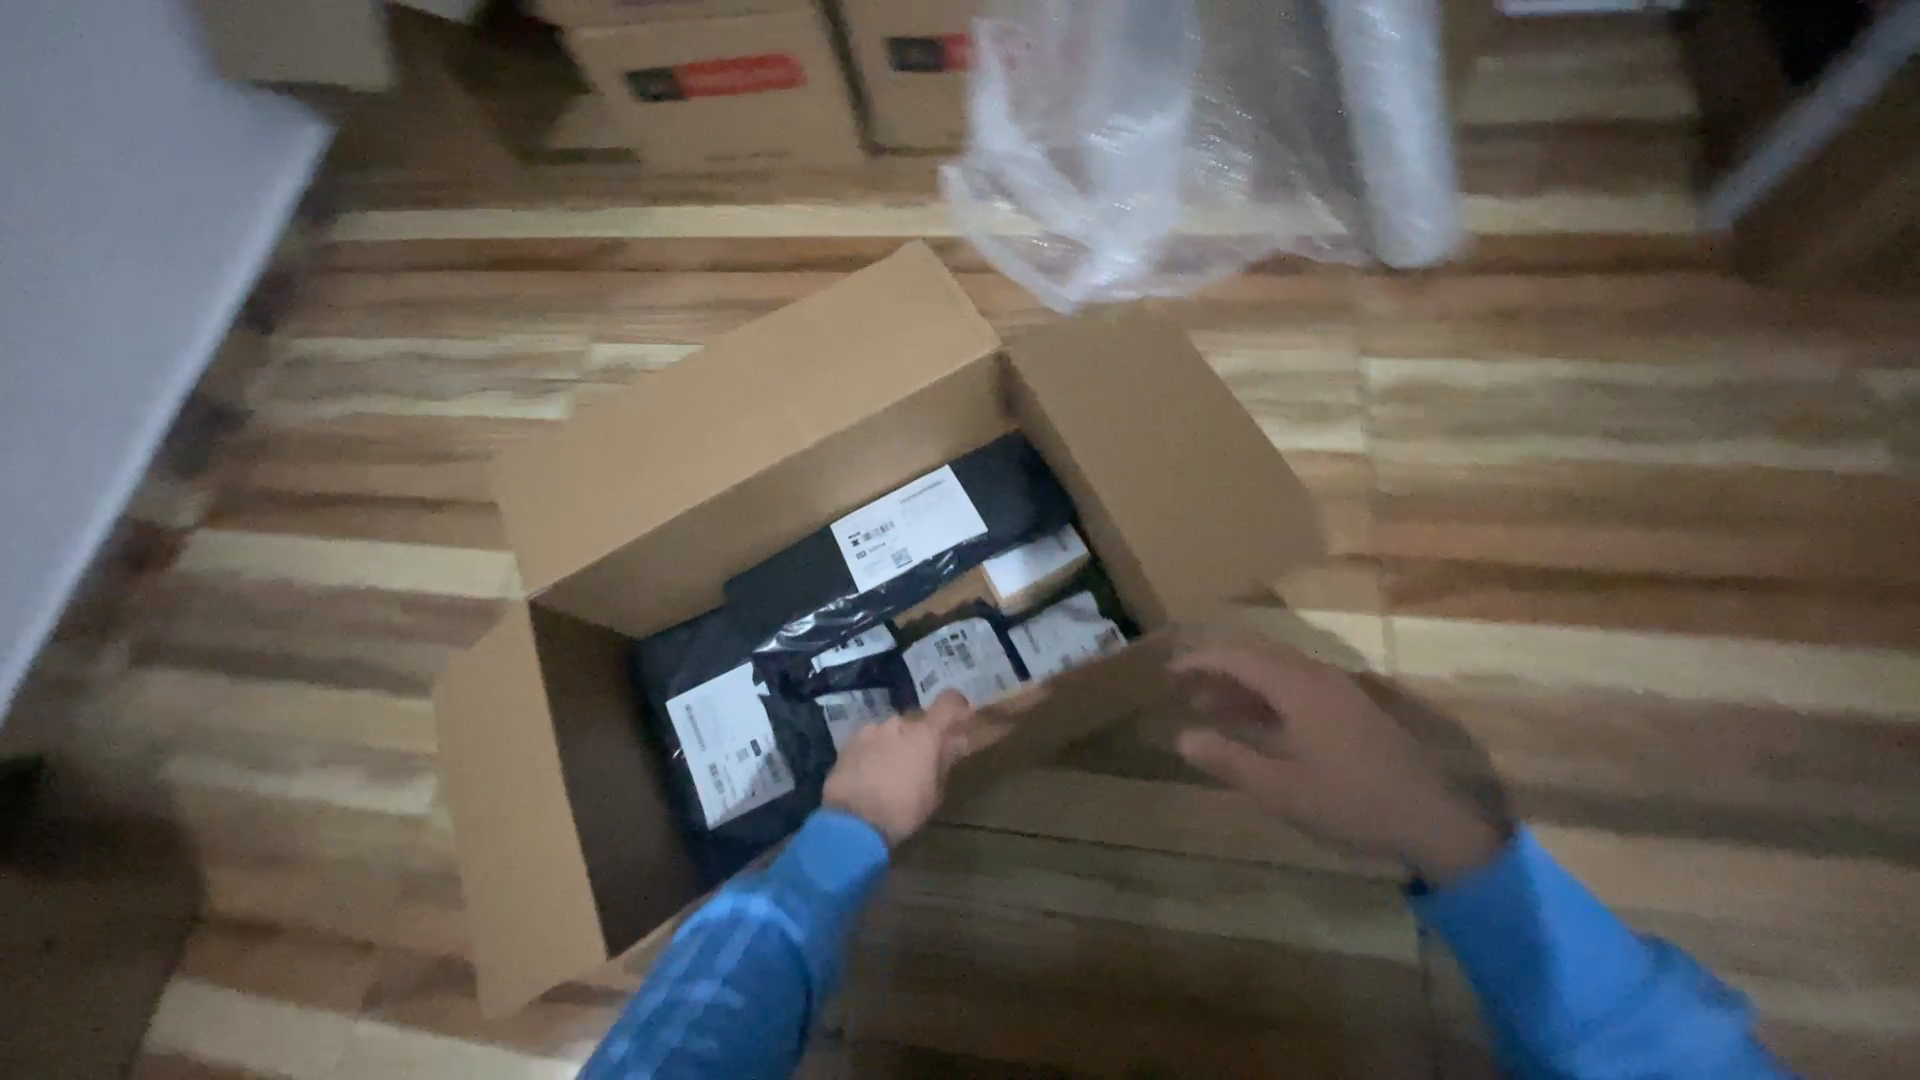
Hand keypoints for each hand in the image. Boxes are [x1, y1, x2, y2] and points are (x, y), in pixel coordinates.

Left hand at [822, 690, 972, 846]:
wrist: (851, 823)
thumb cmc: (902, 812)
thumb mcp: (934, 795)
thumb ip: (943, 764)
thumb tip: (951, 746)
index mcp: (925, 734)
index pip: (948, 702)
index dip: (956, 705)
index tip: (960, 715)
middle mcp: (898, 723)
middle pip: (916, 720)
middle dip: (921, 735)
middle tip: (920, 758)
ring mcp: (871, 730)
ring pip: (891, 730)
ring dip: (896, 742)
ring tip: (891, 769)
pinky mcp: (849, 742)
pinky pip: (870, 739)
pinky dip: (874, 750)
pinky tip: (869, 772)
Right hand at [1170, 638, 1505, 884]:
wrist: (1434, 822)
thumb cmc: (1352, 804)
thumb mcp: (1281, 790)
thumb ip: (1229, 760)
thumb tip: (1182, 738)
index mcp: (1299, 689)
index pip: (1237, 656)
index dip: (1198, 661)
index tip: (1168, 675)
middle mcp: (1319, 677)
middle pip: (1257, 653)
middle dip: (1216, 666)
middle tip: (1183, 687)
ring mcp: (1339, 690)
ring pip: (1278, 668)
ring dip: (1240, 681)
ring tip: (1207, 707)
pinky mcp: (1351, 708)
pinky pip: (1296, 684)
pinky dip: (1265, 695)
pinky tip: (1252, 723)